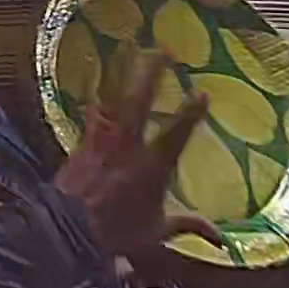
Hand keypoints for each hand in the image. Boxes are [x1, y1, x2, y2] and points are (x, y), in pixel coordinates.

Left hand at [54, 50, 221, 257]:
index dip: (191, 114)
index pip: (176, 135)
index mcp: (151, 166)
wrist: (68, 227)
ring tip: (129, 48)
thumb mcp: (156, 232)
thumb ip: (188, 226)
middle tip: (161, 51)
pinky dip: (100, 100)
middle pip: (141, 101)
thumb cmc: (117, 232)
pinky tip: (101, 89)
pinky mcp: (84, 139)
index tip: (203, 93)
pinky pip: (95, 112)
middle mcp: (127, 145)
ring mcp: (103, 138)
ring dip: (123, 73)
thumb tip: (220, 239)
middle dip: (152, 74)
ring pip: (116, 98)